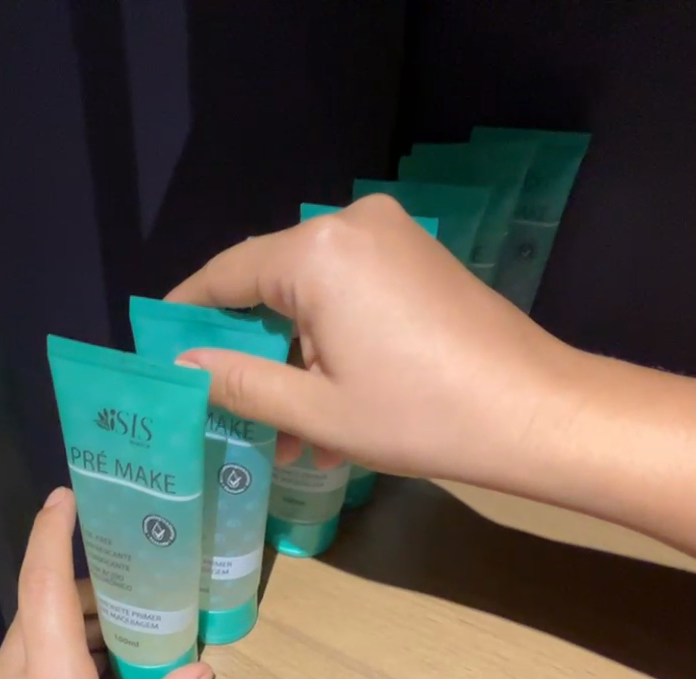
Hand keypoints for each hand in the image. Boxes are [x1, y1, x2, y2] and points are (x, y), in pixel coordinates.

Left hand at [0, 488, 212, 678]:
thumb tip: (202, 667)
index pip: (39, 595)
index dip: (49, 538)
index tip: (65, 498)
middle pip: (30, 617)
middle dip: (69, 591)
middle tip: (125, 587)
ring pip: (20, 648)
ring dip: (59, 631)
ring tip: (117, 637)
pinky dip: (46, 665)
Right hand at [165, 193, 589, 491]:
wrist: (533, 413)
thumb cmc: (415, 415)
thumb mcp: (313, 410)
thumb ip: (237, 382)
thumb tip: (182, 364)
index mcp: (316, 252)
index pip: (225, 274)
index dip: (187, 312)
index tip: (161, 347)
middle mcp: (351, 225)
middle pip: (270, 286)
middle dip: (252, 354)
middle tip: (232, 409)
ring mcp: (391, 238)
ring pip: (312, 300)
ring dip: (296, 365)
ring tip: (293, 437)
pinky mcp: (417, 260)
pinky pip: (350, 298)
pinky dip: (332, 349)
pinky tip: (334, 413)